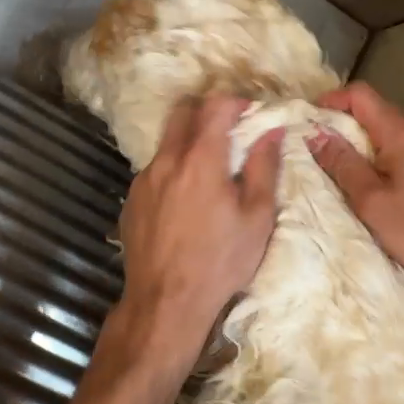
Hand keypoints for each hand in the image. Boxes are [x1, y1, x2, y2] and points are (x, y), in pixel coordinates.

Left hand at [114, 95, 283, 364]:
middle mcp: (167, 160)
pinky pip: (154, 170)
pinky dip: (173, 169)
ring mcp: (144, 179)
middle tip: (229, 129)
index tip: (250, 114)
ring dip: (188, 142)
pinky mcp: (131, 199)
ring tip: (210, 170)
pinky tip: (186, 200)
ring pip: (166, 142)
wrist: (165, 302)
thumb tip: (272, 132)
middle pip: (182, 111)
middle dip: (207, 110)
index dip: (235, 102)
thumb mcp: (257, 218)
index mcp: (201, 159)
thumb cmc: (220, 262)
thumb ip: (264, 168)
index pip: (215, 106)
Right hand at [307, 82, 403, 291]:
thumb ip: (342, 164)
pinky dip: (381, 154)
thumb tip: (315, 134)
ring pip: (390, 131)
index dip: (330, 101)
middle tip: (317, 146)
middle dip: (342, 122)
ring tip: (341, 166)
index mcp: (401, 133)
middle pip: (375, 110)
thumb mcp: (372, 201)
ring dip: (362, 140)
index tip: (308, 121)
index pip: (361, 94)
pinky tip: (375, 181)